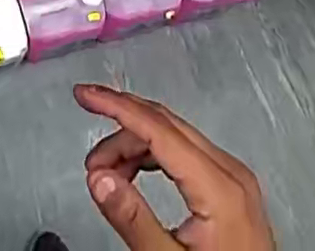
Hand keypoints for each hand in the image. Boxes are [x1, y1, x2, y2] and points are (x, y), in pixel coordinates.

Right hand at [76, 84, 275, 250]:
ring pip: (171, 136)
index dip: (115, 106)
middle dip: (119, 130)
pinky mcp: (230, 187)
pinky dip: (150, 156)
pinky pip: (182, 152)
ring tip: (106, 176)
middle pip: (163, 125)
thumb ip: (133, 221)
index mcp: (218, 186)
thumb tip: (96, 177)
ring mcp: (232, 177)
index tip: (82, 94)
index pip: (157, 128)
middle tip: (89, 159)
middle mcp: (229, 170)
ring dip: (132, 146)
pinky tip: (131, 175)